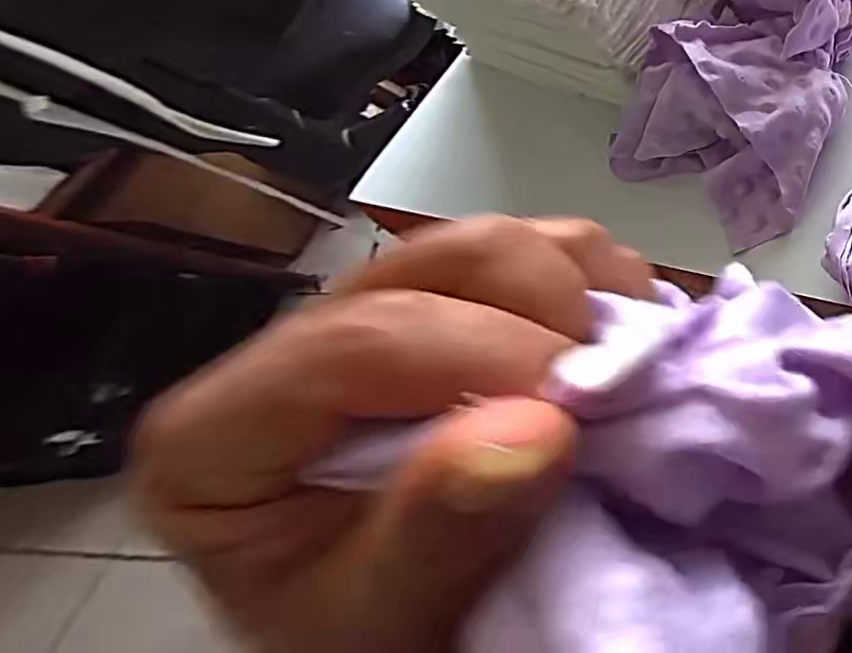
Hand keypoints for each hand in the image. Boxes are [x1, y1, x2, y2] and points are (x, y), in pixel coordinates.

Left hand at [131, 216, 654, 652]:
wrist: (444, 595)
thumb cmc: (396, 612)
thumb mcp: (395, 613)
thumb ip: (442, 534)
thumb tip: (531, 427)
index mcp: (239, 424)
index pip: (362, 338)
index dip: (482, 360)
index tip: (568, 417)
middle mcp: (325, 330)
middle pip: (457, 256)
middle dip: (550, 311)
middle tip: (592, 389)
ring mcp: (417, 294)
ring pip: (518, 237)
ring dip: (585, 295)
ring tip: (603, 371)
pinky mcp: (490, 286)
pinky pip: (567, 242)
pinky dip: (611, 283)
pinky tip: (612, 345)